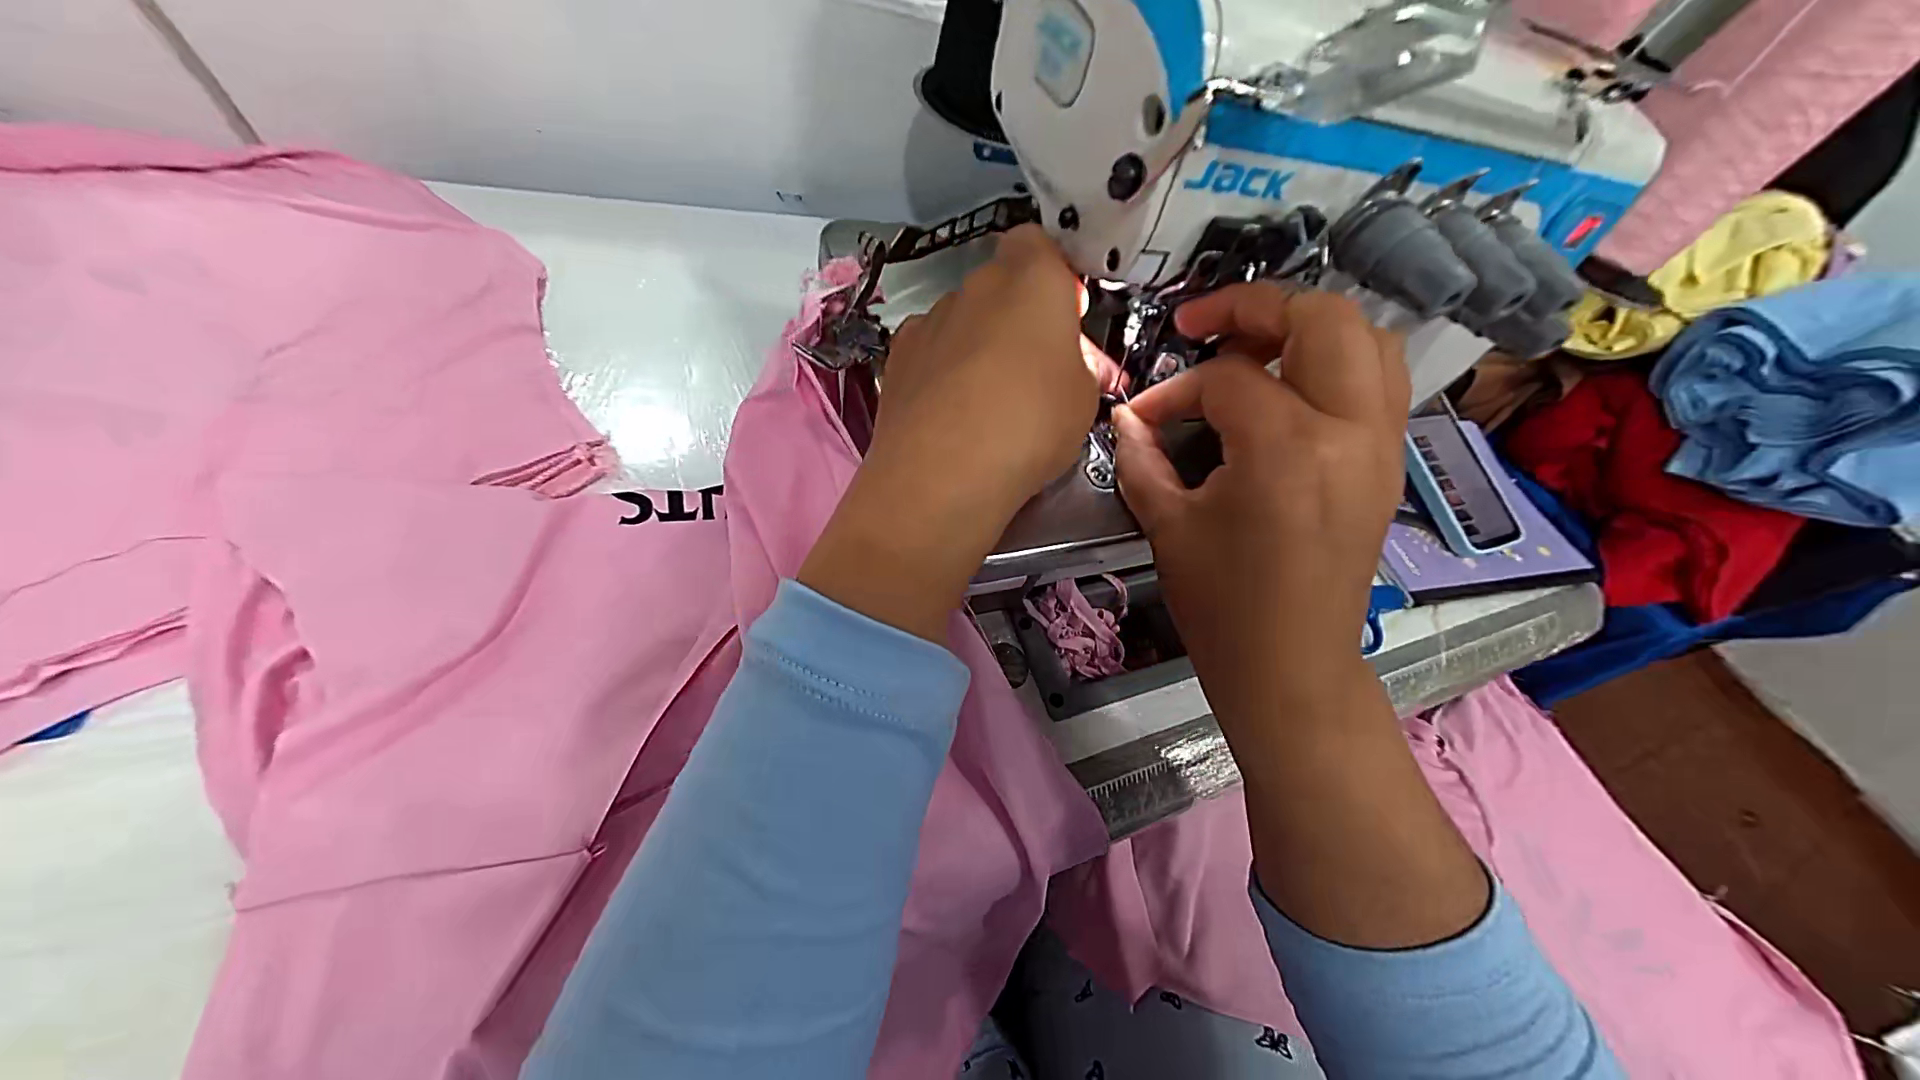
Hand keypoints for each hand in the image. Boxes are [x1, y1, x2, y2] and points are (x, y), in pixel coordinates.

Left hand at [800, 226, 1104, 640]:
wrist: (941, 474)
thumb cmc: (1030, 425)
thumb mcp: (1084, 398)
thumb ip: (1080, 364)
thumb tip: (1071, 363)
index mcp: (1031, 279)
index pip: (1039, 243)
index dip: (1053, 276)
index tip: (1064, 318)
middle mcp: (974, 287)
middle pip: (1000, 288)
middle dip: (1018, 319)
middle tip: (1035, 372)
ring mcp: (928, 321)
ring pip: (962, 321)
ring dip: (977, 346)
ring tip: (986, 404)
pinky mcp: (895, 358)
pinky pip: (930, 352)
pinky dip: (941, 371)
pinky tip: (949, 413)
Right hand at [1116, 285, 1490, 948]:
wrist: (1289, 665)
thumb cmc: (1221, 604)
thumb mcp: (1167, 525)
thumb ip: (1142, 459)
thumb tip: (1127, 418)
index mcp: (1284, 449)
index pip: (1226, 380)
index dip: (1174, 391)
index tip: (1142, 419)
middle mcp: (1348, 430)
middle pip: (1322, 318)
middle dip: (1257, 306)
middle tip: (1207, 327)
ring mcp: (1382, 445)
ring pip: (1368, 338)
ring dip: (1308, 327)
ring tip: (1255, 349)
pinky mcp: (1389, 463)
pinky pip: (1379, 381)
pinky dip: (1337, 363)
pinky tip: (1290, 389)